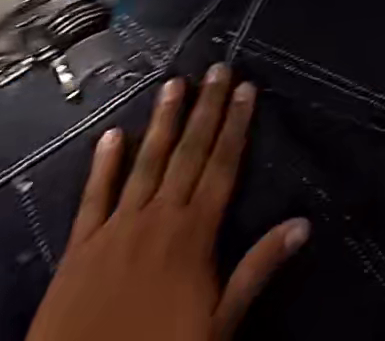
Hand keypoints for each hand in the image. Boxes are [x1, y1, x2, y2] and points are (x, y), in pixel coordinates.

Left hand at [25, 66, 308, 340]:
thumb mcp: (219, 324)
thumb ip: (257, 268)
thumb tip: (304, 223)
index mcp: (195, 233)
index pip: (223, 165)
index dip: (237, 124)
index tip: (247, 88)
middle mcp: (159, 218)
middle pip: (189, 152)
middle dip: (207, 108)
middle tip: (218, 69)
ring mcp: (116, 229)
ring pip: (145, 162)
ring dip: (162, 121)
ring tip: (174, 83)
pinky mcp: (80, 247)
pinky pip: (94, 197)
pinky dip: (103, 165)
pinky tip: (110, 135)